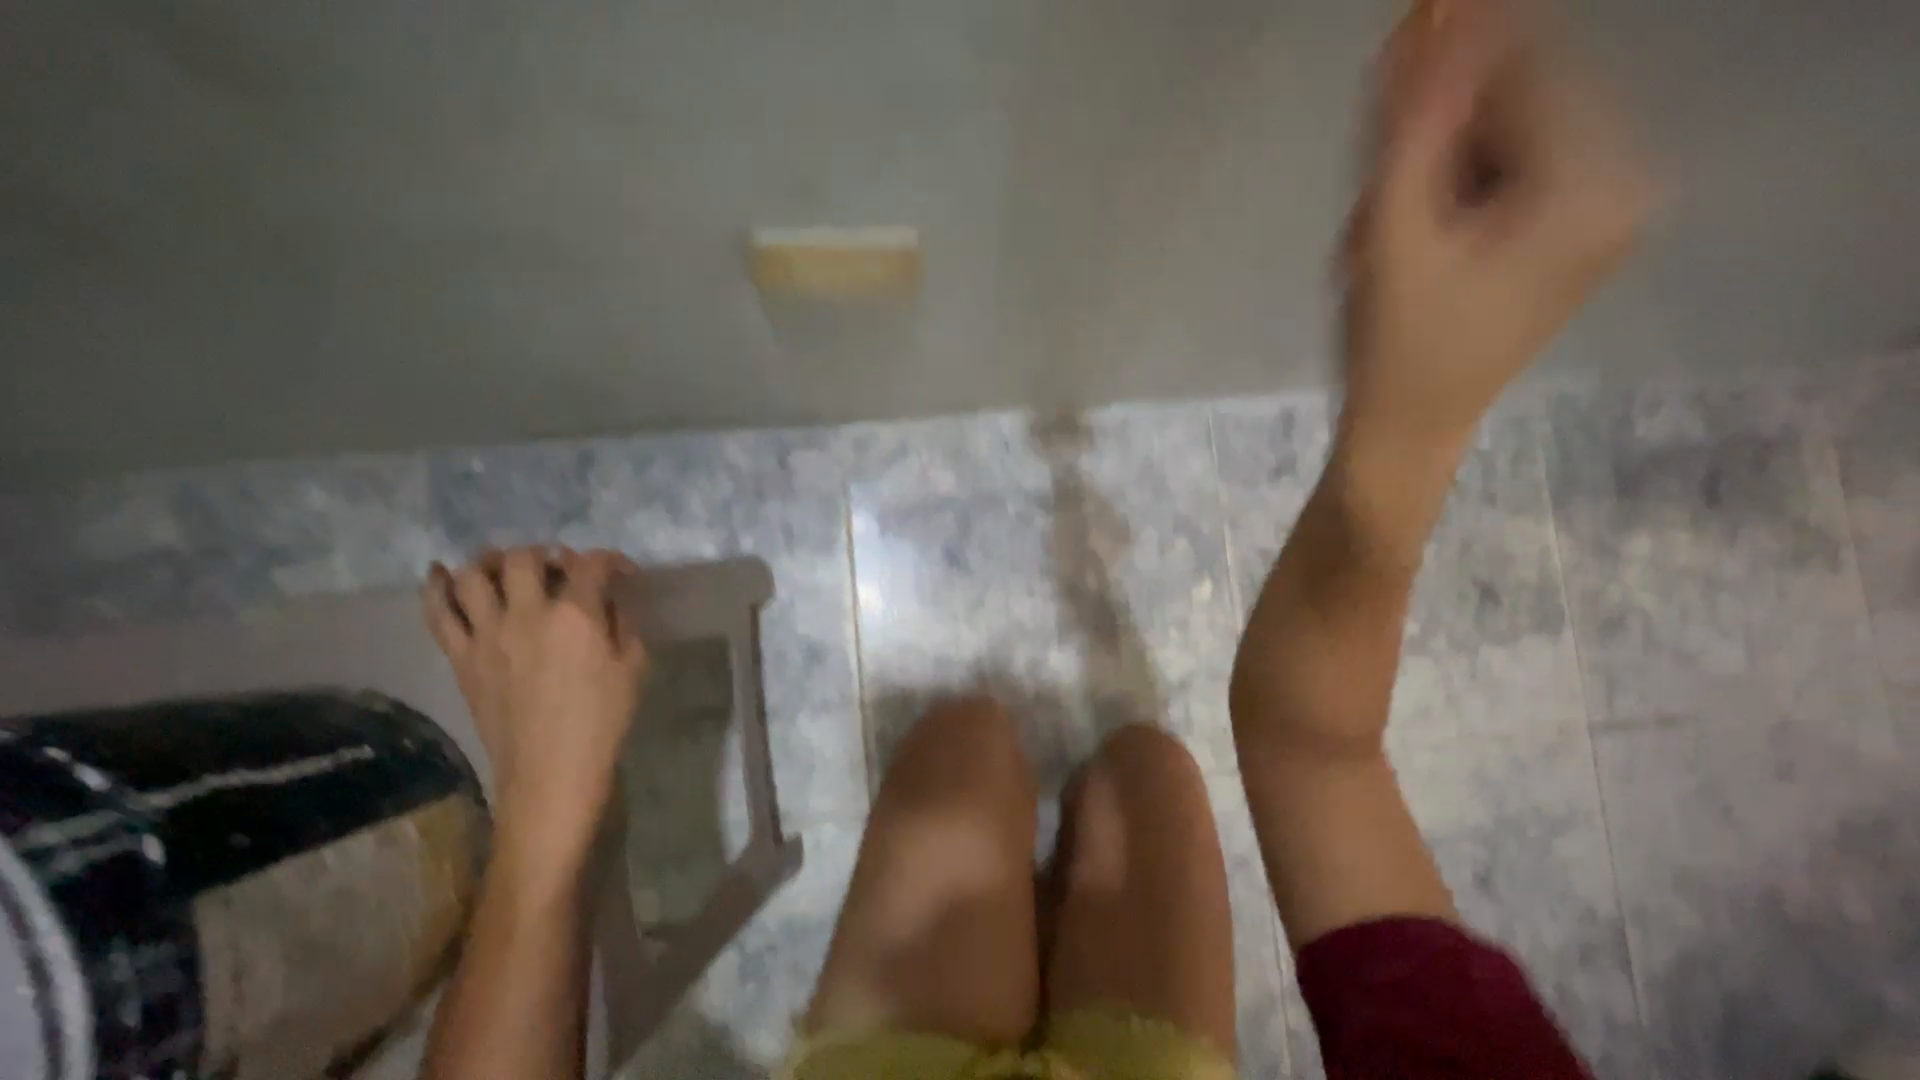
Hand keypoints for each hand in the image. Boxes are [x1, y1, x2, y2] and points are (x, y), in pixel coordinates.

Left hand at [423, 547, 649, 864]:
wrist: (549, 771)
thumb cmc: (601, 722)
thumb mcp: (634, 669)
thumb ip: (622, 625)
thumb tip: (605, 604)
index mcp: (575, 615)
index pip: (590, 564)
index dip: (609, 560)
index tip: (619, 572)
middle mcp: (526, 613)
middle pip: (525, 559)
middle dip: (546, 555)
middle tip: (557, 570)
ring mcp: (487, 633)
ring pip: (473, 575)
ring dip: (490, 562)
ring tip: (503, 568)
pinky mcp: (461, 656)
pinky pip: (438, 612)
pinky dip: (437, 587)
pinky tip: (442, 574)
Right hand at [1340, 0, 1646, 450]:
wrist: (1409, 430)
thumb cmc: (1395, 345)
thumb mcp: (1393, 229)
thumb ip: (1412, 123)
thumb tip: (1427, 22)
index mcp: (1590, 185)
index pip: (1528, 68)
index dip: (1459, 45)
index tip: (1406, 21)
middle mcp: (1619, 187)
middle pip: (1523, 101)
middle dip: (1440, 123)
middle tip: (1374, 177)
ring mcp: (1599, 213)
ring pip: (1511, 136)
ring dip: (1439, 158)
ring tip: (1380, 227)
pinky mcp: (1572, 233)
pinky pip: (1513, 172)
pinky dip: (1455, 184)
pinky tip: (1409, 228)